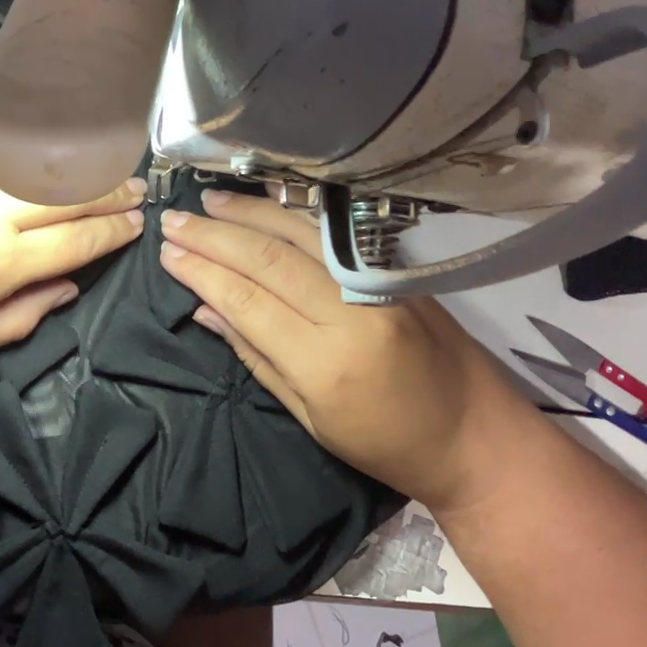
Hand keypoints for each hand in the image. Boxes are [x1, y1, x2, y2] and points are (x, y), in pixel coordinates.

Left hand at [0, 136, 145, 360]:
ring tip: (111, 165)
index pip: (78, 241)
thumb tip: (67, 289)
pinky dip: (35, 142)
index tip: (138, 225)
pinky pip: (0, 141)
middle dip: (113, 193)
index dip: (115, 233)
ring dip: (84, 162)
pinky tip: (52, 144)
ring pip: (42, 160)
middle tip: (139, 192)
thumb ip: (19, 317)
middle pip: (71, 194)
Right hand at [156, 189, 526, 510]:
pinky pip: (332, 236)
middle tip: (173, 220)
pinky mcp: (396, 273)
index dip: (202, 273)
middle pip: (268, 259)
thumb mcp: (310, 418)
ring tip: (207, 202)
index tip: (167, 253)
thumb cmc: (386, 445)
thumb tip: (205, 311)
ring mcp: (378, 286)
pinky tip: (264, 203)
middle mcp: (351, 313)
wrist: (479, 437)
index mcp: (324, 362)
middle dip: (214, 236)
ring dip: (249, 213)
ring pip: (300, 235)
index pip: (247, 301)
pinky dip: (293, 214)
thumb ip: (256, 357)